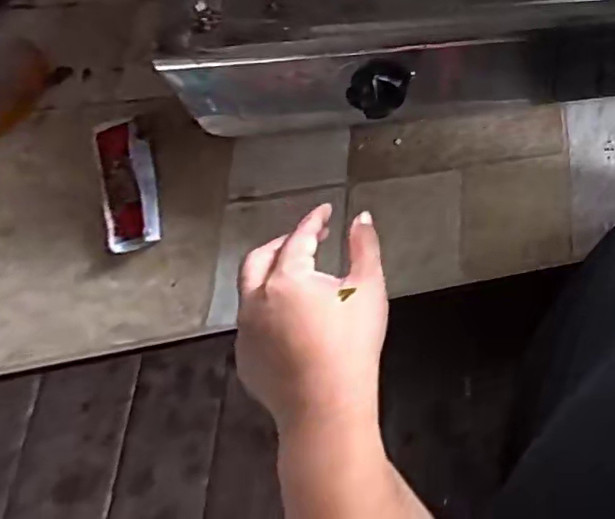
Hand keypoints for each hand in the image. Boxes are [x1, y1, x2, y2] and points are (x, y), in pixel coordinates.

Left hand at [235, 203, 387, 438]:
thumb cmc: (352, 341)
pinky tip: (295, 314)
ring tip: (304, 273)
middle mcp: (256, 302)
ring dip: (273, 273)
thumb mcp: (368, 286)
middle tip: (309, 236)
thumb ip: (364, 246)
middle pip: (258, 259)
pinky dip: (269, 304)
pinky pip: (252, 320)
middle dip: (283, 242)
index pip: (298, 239)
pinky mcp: (245, 358)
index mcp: (286, 280)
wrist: (326, 404)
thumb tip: (361, 218)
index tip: (326, 211)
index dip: (313, 221)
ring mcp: (245, 333)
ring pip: (251, 291)